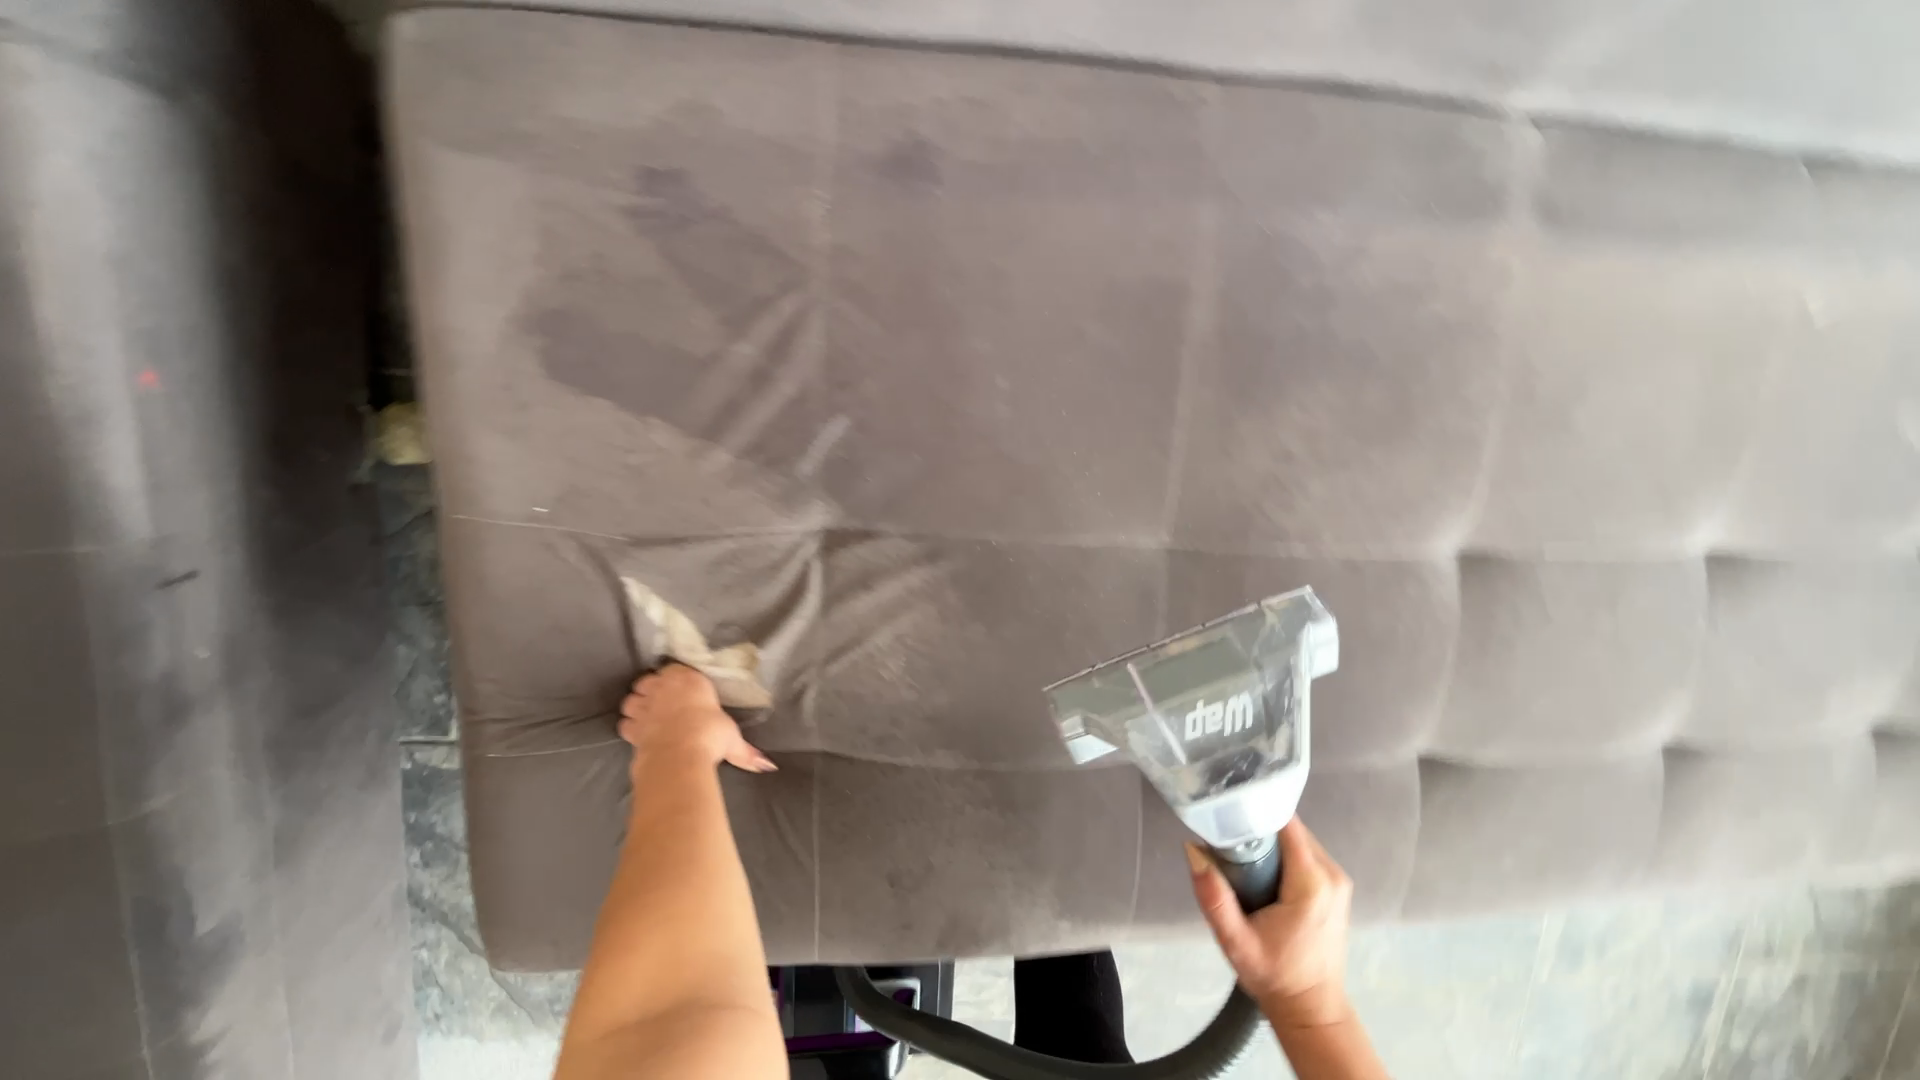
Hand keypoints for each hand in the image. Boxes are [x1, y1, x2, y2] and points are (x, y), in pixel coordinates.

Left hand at [618, 664, 776, 773]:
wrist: (678, 755)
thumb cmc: (709, 734)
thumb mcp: (732, 739)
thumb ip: (745, 751)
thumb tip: (768, 766)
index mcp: (688, 679)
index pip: (675, 670)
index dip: (674, 680)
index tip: (681, 691)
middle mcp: (662, 688)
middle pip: (648, 681)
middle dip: (652, 690)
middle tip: (664, 704)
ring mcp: (643, 706)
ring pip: (631, 700)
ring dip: (637, 706)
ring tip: (648, 716)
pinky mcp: (631, 727)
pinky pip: (625, 723)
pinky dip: (630, 726)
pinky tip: (639, 733)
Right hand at [1187, 819, 1355, 1030]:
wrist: (1312, 1010)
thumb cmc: (1274, 975)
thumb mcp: (1236, 942)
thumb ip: (1214, 898)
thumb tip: (1193, 850)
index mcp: (1312, 883)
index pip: (1287, 824)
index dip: (1256, 810)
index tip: (1228, 810)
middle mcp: (1331, 874)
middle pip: (1291, 829)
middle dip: (1259, 828)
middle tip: (1226, 839)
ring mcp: (1338, 880)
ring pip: (1298, 839)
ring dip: (1270, 841)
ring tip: (1239, 854)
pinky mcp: (1336, 888)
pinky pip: (1306, 854)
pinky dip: (1282, 854)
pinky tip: (1260, 870)